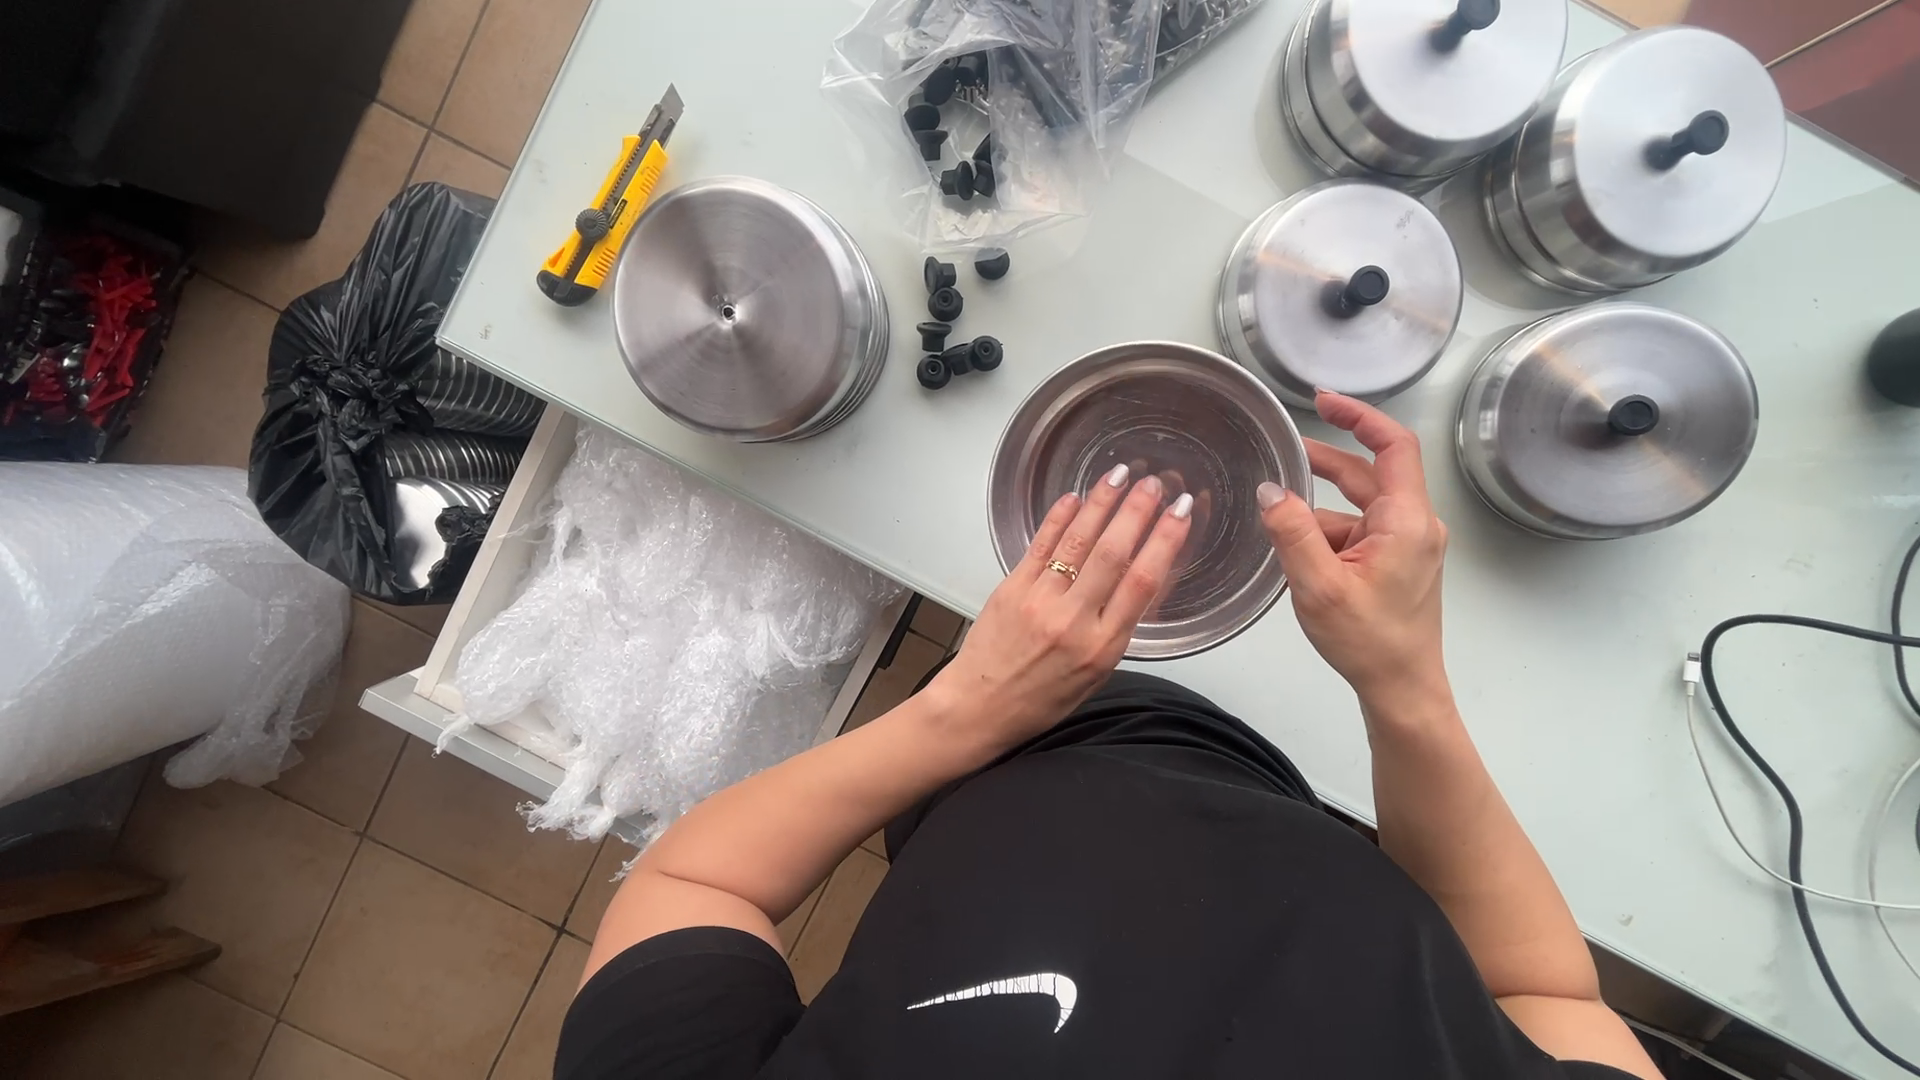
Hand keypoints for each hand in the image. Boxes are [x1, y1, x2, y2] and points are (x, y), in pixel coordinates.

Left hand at [925, 465, 1193, 750]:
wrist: (982, 706)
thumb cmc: (1041, 698)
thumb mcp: (1095, 675)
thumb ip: (1116, 629)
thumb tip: (1136, 582)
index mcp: (1102, 646)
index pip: (1143, 582)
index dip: (1166, 540)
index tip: (1181, 512)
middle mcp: (1074, 620)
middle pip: (1113, 553)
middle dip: (1137, 512)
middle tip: (1154, 483)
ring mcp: (1040, 600)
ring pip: (1077, 542)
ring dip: (1102, 504)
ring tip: (1120, 475)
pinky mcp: (1012, 588)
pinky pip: (1040, 545)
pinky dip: (1059, 518)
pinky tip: (1075, 497)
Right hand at [1257, 391, 1449, 710]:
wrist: (1401, 687)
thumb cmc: (1366, 640)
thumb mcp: (1318, 586)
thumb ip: (1292, 532)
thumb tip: (1269, 489)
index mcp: (1406, 521)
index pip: (1393, 447)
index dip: (1359, 416)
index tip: (1322, 401)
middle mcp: (1413, 525)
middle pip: (1368, 475)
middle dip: (1323, 462)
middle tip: (1280, 451)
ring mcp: (1406, 545)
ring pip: (1356, 508)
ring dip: (1317, 512)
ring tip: (1276, 527)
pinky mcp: (1396, 562)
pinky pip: (1355, 532)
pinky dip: (1325, 536)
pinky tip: (1297, 558)